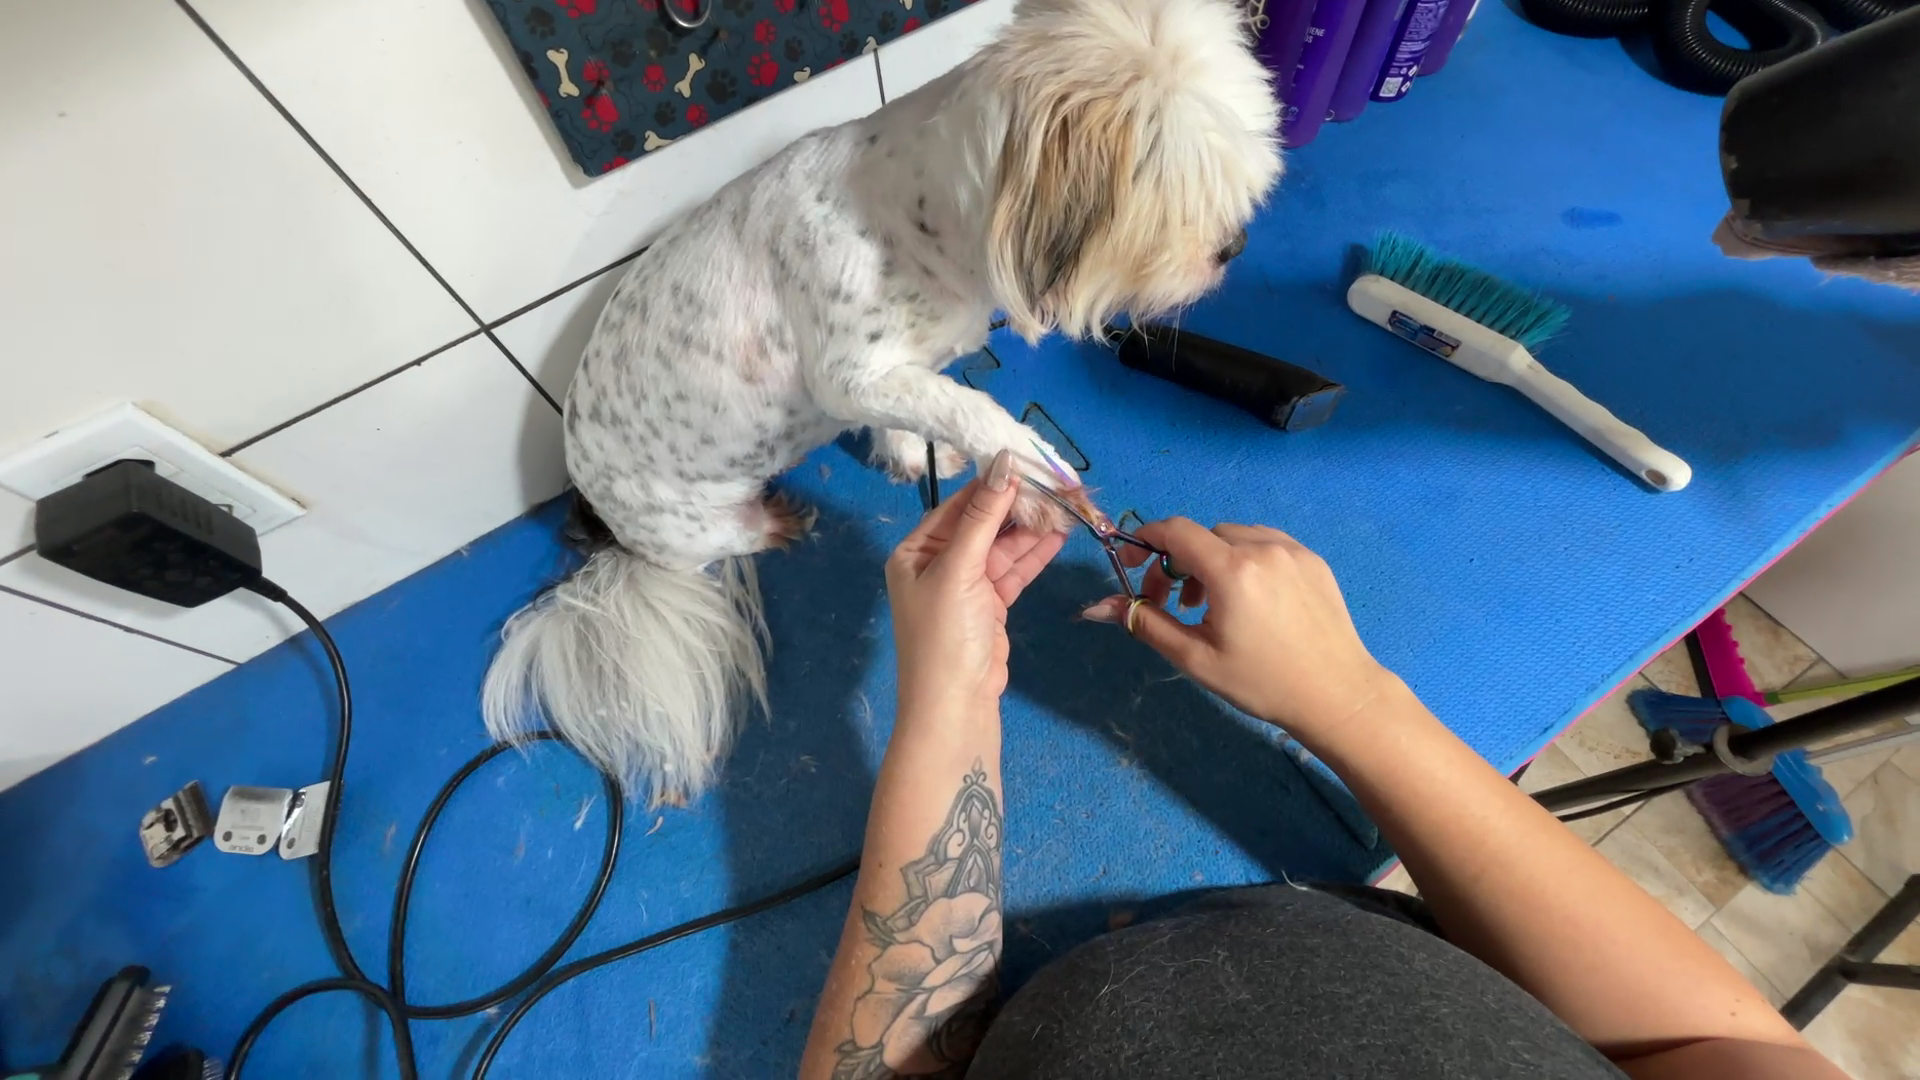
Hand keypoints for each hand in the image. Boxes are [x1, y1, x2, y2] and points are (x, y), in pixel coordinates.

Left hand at [887, 450, 1066, 716]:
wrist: (955, 705)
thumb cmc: (945, 632)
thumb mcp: (960, 568)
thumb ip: (983, 516)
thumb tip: (1002, 462)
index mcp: (915, 551)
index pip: (957, 506)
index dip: (991, 484)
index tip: (1027, 463)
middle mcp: (937, 564)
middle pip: (982, 524)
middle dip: (1017, 507)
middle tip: (1056, 484)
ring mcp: (965, 585)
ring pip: (1001, 547)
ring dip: (1031, 529)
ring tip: (1066, 506)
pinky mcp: (989, 605)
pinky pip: (1012, 570)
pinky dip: (1034, 555)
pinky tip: (1058, 535)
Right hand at [1083, 519, 1394, 736]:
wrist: (1338, 696)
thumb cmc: (1261, 682)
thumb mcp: (1194, 658)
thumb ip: (1145, 623)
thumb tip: (1097, 607)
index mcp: (1232, 570)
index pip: (1176, 531)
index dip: (1145, 540)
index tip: (1131, 565)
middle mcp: (1262, 548)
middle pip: (1201, 535)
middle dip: (1177, 561)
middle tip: (1173, 603)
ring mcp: (1292, 551)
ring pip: (1233, 536)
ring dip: (1210, 559)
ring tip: (1211, 603)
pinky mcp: (1312, 560)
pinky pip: (1264, 543)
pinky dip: (1243, 558)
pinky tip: (1247, 597)